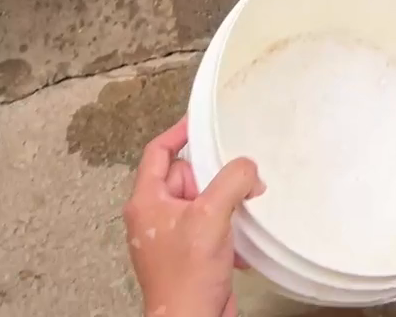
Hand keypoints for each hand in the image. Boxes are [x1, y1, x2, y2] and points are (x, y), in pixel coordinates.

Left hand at [125, 117, 263, 316]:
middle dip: (216, 176)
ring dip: (227, 203)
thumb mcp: (212, 214)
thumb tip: (249, 169)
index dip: (179, 132)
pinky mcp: (189, 254)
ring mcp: (171, 236)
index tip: (203, 119)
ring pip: (204, 198)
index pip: (158, 152)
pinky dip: (228, 227)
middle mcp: (154, 216)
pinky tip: (240, 243)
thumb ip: (233, 179)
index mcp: (146, 202)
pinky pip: (211, 223)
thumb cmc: (188, 275)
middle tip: (237, 183)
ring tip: (240, 214)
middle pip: (188, 174)